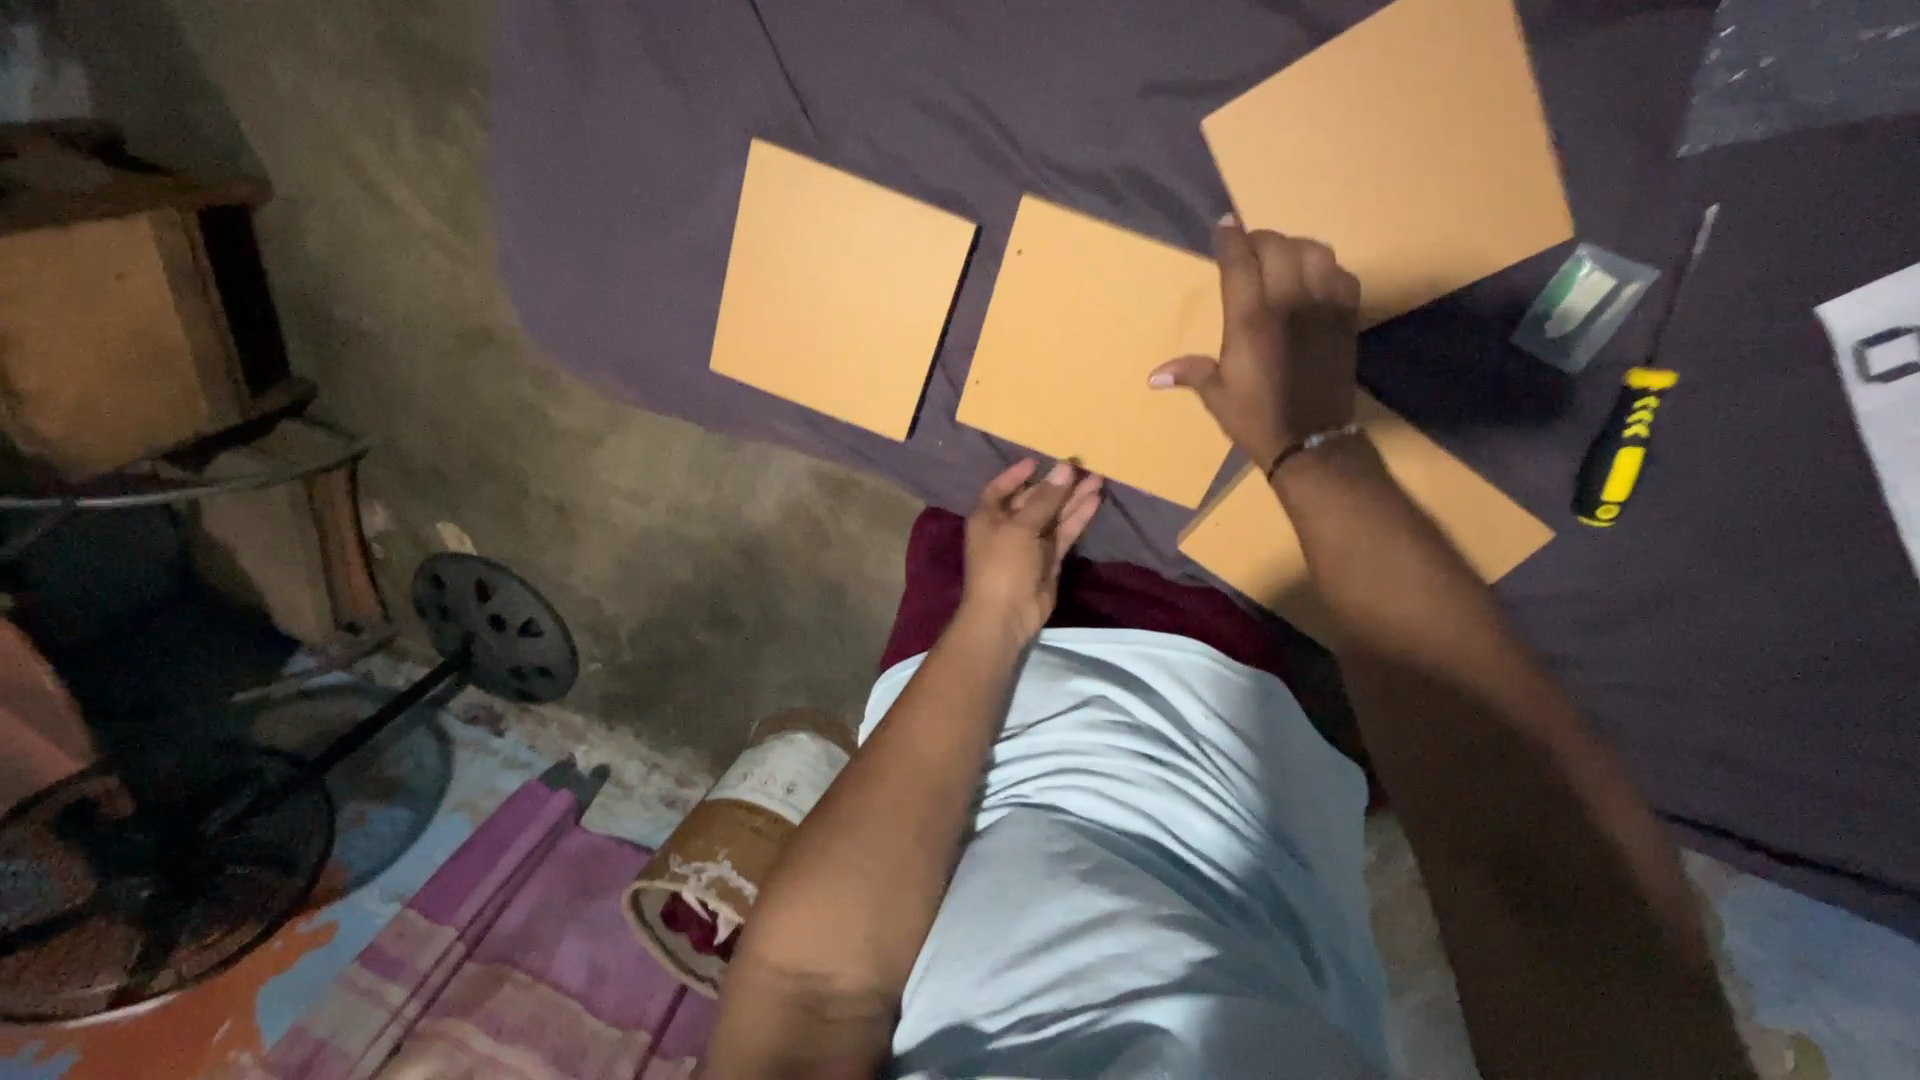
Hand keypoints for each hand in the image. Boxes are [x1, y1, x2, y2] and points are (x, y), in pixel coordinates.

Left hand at [959, 459, 1103, 643]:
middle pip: (1033, 500)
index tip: (1038, 460)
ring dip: (1073, 498)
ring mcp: (1030, 544)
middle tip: (1081, 465)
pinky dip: (1078, 518)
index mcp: (988, 516)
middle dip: (1056, 485)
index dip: (1017, 474)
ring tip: (1098, 477)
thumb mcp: (1020, 527)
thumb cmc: (1002, 564)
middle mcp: (1007, 527)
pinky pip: (1064, 533)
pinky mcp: (1049, 559)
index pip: (1000, 488)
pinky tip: (1094, 500)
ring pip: (1054, 515)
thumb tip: (1065, 468)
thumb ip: (1045, 498)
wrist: (1006, 614)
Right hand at [1149, 214, 1360, 471]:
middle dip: (1261, 240)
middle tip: (1249, 249)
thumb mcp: (1217, 397)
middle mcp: (1287, 304)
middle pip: (1278, 246)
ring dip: (1296, 248)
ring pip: (1315, 252)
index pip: (1239, 261)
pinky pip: (1342, 275)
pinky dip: (1326, 270)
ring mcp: (1323, 308)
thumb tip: (1154, 375)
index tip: (1224, 224)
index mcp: (1249, 321)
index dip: (1230, 237)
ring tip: (1283, 260)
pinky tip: (1314, 282)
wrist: (1312, 442)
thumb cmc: (1257, 420)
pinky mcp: (1346, 319)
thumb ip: (1191, 373)